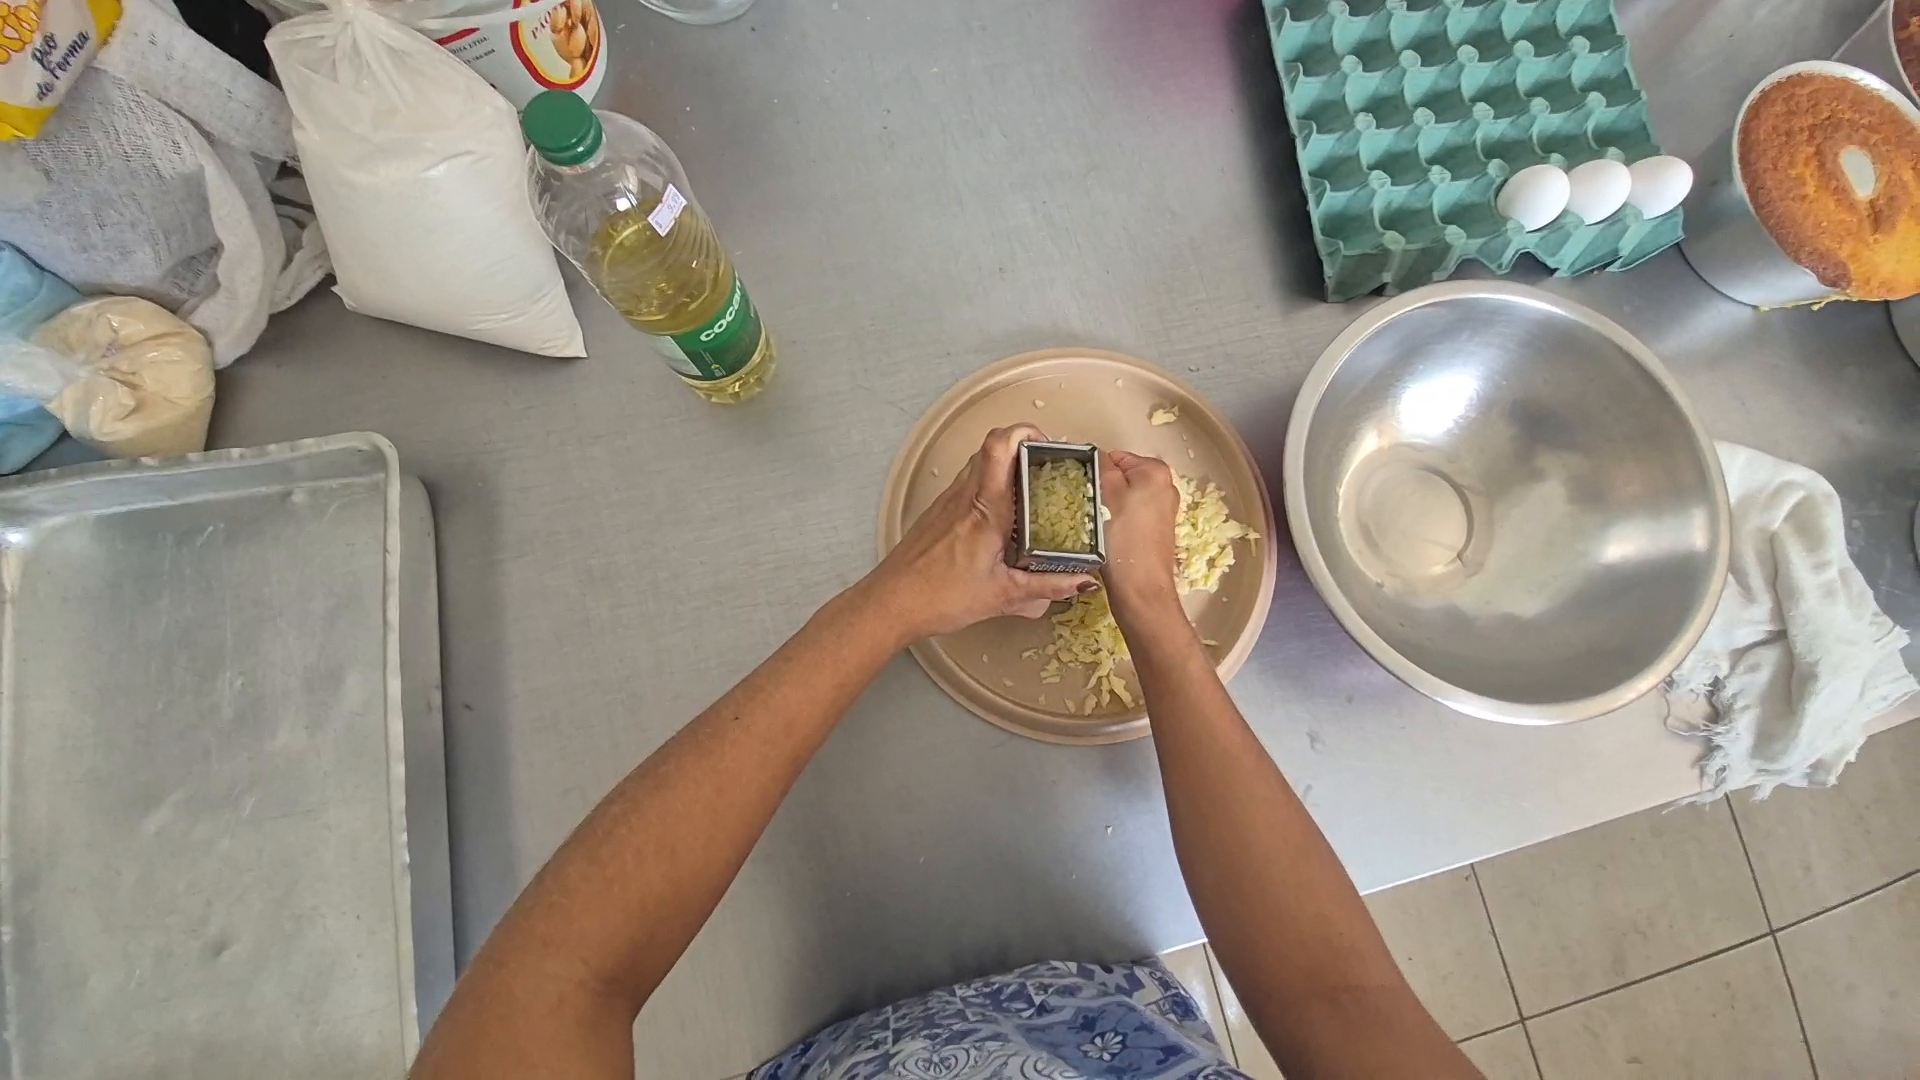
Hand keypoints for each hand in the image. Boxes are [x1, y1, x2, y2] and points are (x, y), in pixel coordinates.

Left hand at [865, 424, 1095, 641]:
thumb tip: (1081, 582)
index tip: (1046, 445)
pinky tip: (999, 519)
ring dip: (1003, 466)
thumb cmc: (940, 597)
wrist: (891, 602)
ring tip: (1027, 493)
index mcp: (985, 509)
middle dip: (1021, 446)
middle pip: (991, 446)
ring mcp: (947, 500)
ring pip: (977, 463)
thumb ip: (1047, 586)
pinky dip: (986, 487)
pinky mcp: (937, 512)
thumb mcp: (1003, 595)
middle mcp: (964, 495)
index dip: (1024, 432)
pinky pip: (966, 484)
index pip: (1001, 446)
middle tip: (1044, 468)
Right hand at [1098, 450, 1181, 625]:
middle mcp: (1166, 487)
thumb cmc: (1122, 540)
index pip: (1115, 457)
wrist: (1140, 590)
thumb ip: (1101, 468)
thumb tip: (1096, 457)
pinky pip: (1130, 517)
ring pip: (1124, 498)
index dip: (1094, 471)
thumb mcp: (1105, 495)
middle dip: (1102, 489)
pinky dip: (1116, 522)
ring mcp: (1163, 511)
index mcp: (1155, 471)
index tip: (1082, 488)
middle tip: (1086, 508)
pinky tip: (1107, 537)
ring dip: (1107, 508)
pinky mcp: (1156, 532)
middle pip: (1122, 478)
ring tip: (1094, 524)